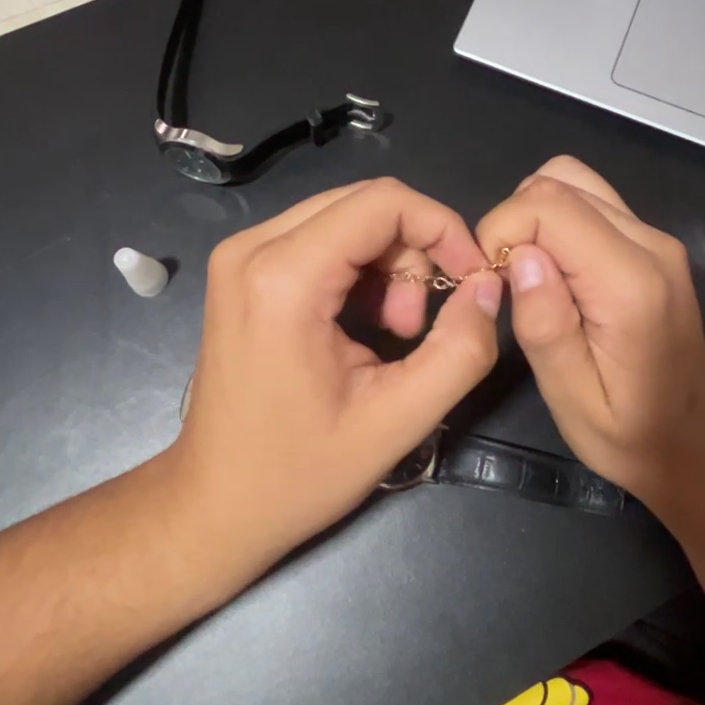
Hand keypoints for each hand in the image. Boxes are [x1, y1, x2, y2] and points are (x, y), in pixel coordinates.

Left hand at [167, 179, 502, 562]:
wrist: (215, 502)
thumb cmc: (299, 471)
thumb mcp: (397, 420)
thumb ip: (460, 350)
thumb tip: (490, 287)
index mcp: (284, 277)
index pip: (384, 202)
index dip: (443, 227)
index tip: (471, 279)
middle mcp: (253, 246)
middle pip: (365, 204)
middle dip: (414, 251)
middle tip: (419, 324)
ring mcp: (242, 253)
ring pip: (346, 217)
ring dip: (388, 263)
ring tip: (394, 332)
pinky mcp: (243, 268)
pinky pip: (321, 237)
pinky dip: (359, 269)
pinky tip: (363, 324)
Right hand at [476, 158, 704, 516]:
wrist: (695, 442)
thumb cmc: (630, 433)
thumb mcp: (572, 399)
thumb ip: (545, 325)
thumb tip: (518, 255)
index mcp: (630, 283)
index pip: (548, 206)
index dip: (502, 230)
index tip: (492, 282)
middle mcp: (649, 243)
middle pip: (558, 182)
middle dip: (513, 222)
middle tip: (507, 283)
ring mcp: (654, 237)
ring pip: (572, 180)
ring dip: (533, 217)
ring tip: (529, 275)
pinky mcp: (650, 242)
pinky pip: (589, 202)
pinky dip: (555, 221)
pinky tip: (554, 271)